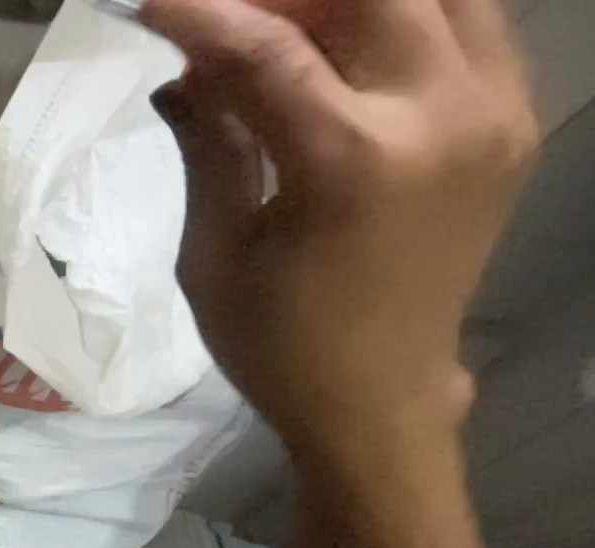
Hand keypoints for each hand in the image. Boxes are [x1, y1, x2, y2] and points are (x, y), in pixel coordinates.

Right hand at [143, 0, 537, 464]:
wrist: (376, 391)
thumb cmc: (272, 339)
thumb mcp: (214, 252)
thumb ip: (210, 149)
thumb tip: (183, 75)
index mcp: (350, 162)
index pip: (269, 51)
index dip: (204, 16)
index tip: (151, 3)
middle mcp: (442, 113)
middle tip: (217, 14)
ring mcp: (497, 108)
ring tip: (275, 25)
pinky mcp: (514, 116)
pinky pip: (467, 23)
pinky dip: (398, 17)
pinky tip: (341, 45)